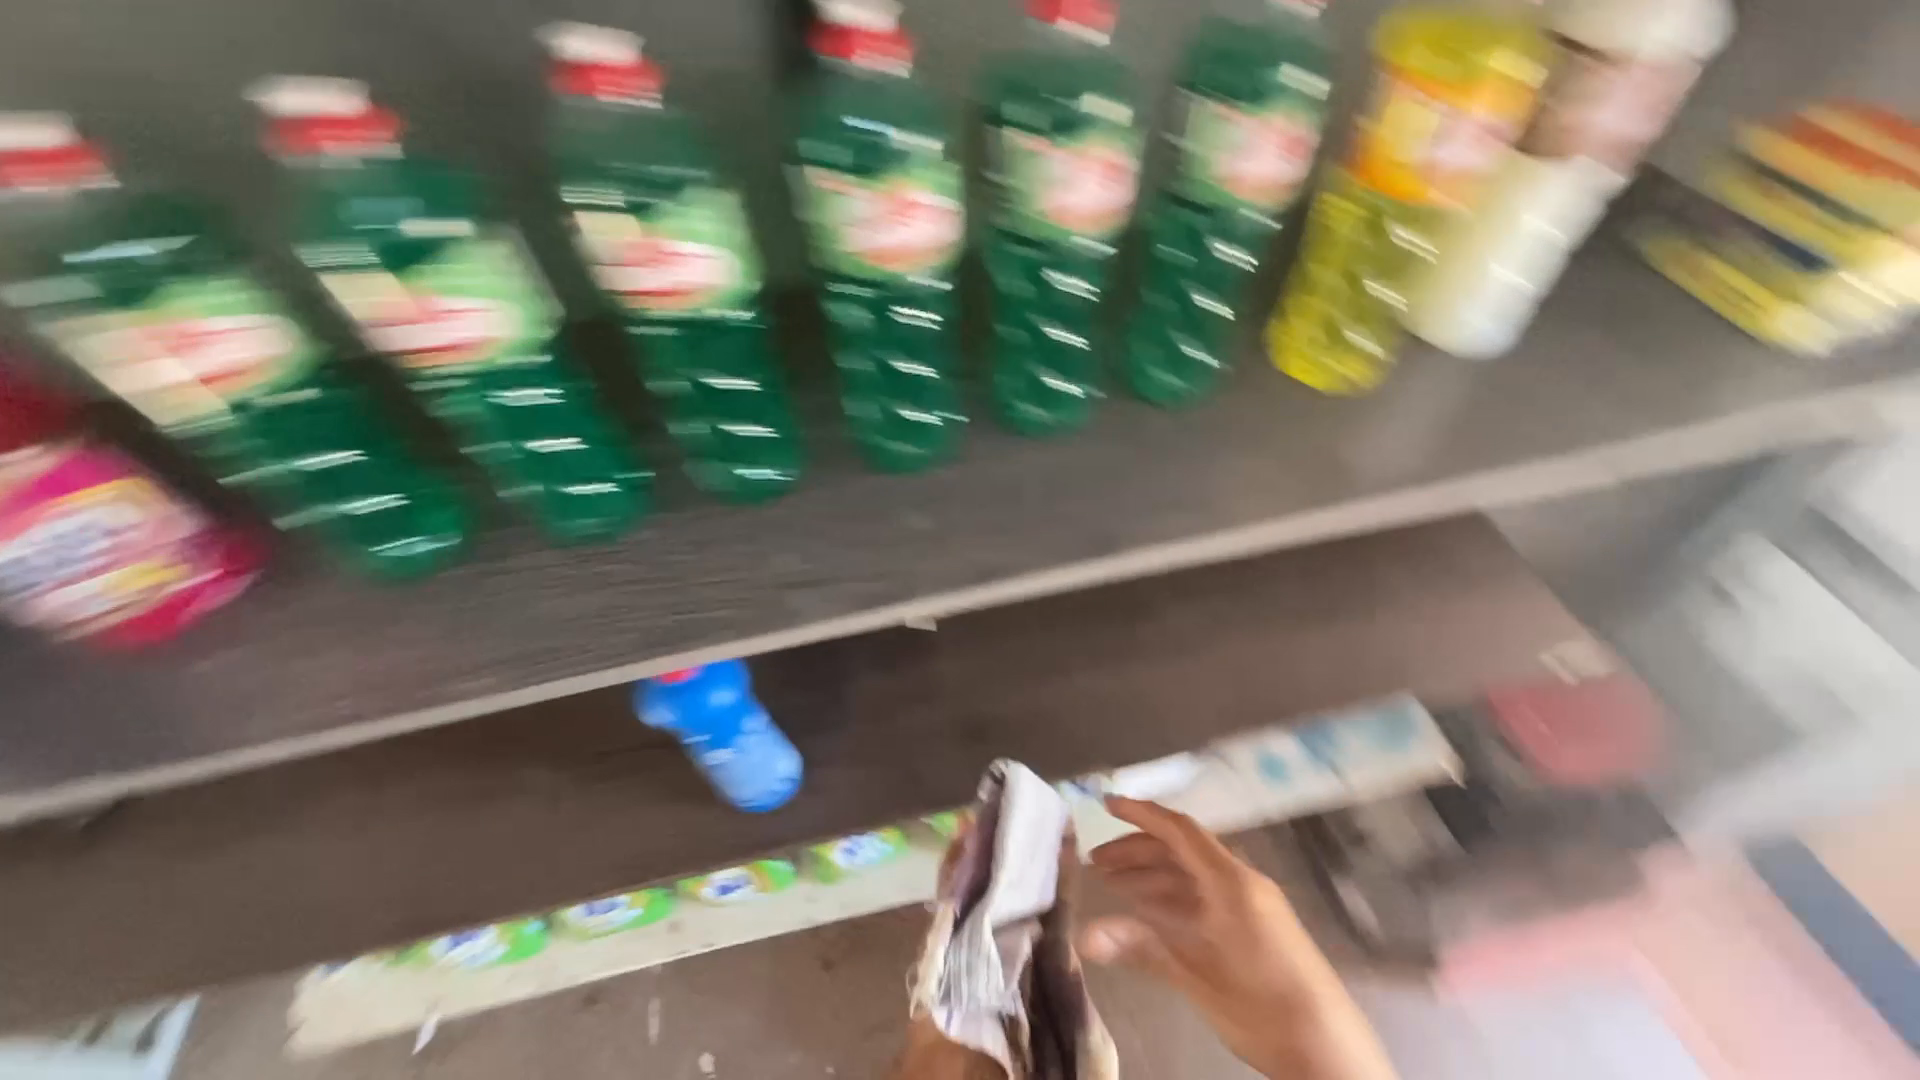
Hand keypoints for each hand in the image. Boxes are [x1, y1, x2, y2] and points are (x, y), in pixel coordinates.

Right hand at [1081, 797, 1395, 1079]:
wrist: (1330, 1052)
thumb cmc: (1262, 1009)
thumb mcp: (1197, 978)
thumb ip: (1142, 948)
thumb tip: (1086, 935)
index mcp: (1231, 883)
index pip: (1180, 831)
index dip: (1141, 814)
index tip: (1106, 805)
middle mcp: (1243, 883)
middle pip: (1182, 851)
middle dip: (1137, 850)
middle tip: (1095, 863)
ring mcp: (1253, 904)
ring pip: (1193, 875)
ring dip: (1153, 875)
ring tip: (1113, 885)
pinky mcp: (1258, 925)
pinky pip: (1207, 895)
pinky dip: (1174, 897)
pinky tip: (1150, 912)